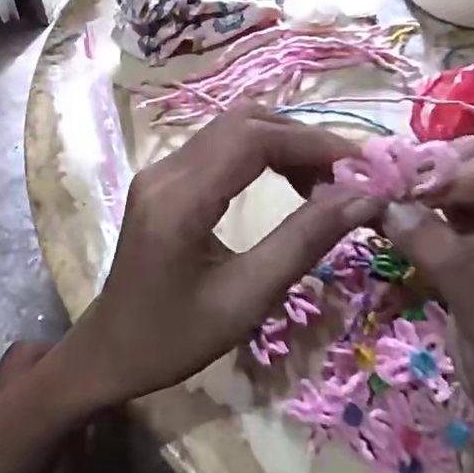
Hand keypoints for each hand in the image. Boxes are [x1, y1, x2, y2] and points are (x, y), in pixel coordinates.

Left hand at [49, 109, 382, 406]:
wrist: (111, 349)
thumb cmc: (175, 338)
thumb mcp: (247, 298)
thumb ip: (303, 242)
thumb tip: (362, 199)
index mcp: (179, 202)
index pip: (253, 140)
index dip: (313, 143)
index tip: (362, 166)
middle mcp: (164, 172)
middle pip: (243, 123)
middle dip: (303, 140)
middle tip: (349, 175)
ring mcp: (158, 171)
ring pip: (231, 128)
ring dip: (283, 143)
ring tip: (326, 182)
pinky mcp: (162, 179)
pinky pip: (218, 146)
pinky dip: (260, 153)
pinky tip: (289, 181)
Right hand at [381, 143, 473, 472]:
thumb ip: (446, 261)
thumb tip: (390, 205)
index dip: (452, 175)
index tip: (395, 186)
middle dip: (435, 175)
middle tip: (384, 185)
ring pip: (470, 187)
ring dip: (423, 188)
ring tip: (380, 193)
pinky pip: (457, 214)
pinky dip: (422, 210)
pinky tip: (390, 211)